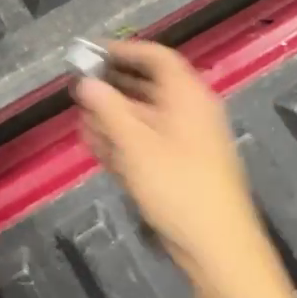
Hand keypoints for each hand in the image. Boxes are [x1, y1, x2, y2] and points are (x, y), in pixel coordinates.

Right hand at [72, 42, 266, 282]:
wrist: (217, 247)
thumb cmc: (177, 186)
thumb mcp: (135, 144)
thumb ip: (108, 108)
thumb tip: (86, 82)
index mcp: (187, 95)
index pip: (155, 56)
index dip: (122, 50)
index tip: (90, 53)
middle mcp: (190, 110)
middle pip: (148, 86)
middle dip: (111, 89)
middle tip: (79, 93)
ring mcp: (187, 140)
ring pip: (145, 117)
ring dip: (113, 119)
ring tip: (84, 125)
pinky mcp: (182, 166)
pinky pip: (149, 142)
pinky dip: (125, 142)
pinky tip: (101, 151)